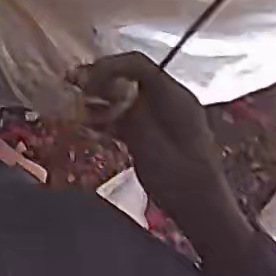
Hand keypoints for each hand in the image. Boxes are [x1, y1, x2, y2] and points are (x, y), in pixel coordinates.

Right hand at [73, 52, 251, 253]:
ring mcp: (164, 117)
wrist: (202, 211)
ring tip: (77, 103)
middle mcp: (170, 99)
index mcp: (174, 94)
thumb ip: (125, 108)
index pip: (137, 64)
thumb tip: (101, 87)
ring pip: (127, 95)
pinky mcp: (156, 134)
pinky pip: (130, 114)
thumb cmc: (177, 174)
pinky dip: (110, 116)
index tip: (85, 81)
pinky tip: (91, 124)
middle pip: (130, 76)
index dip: (108, 66)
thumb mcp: (146, 137)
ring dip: (101, 97)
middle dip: (100, 79)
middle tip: (73, 84)